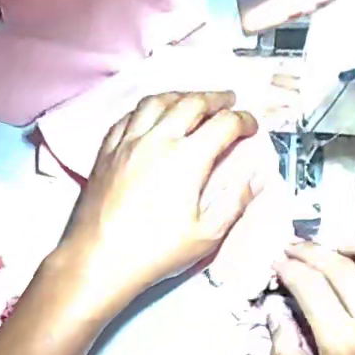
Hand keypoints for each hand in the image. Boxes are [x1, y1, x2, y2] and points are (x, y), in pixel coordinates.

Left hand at [46, 92, 259, 315]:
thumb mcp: (206, 236)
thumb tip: (255, 180)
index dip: (243, 120)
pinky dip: (147, 109)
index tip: (251, 126)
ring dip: (180, 95)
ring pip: (157, 102)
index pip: (223, 125)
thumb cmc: (155, 252)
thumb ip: (234, 204)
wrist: (99, 259)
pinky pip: (128, 116)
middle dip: (215, 99)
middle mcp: (157, 140)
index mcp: (187, 159)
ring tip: (192, 99)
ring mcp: (127, 142)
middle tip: (228, 101)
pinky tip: (151, 115)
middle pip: (191, 103)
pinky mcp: (106, 151)